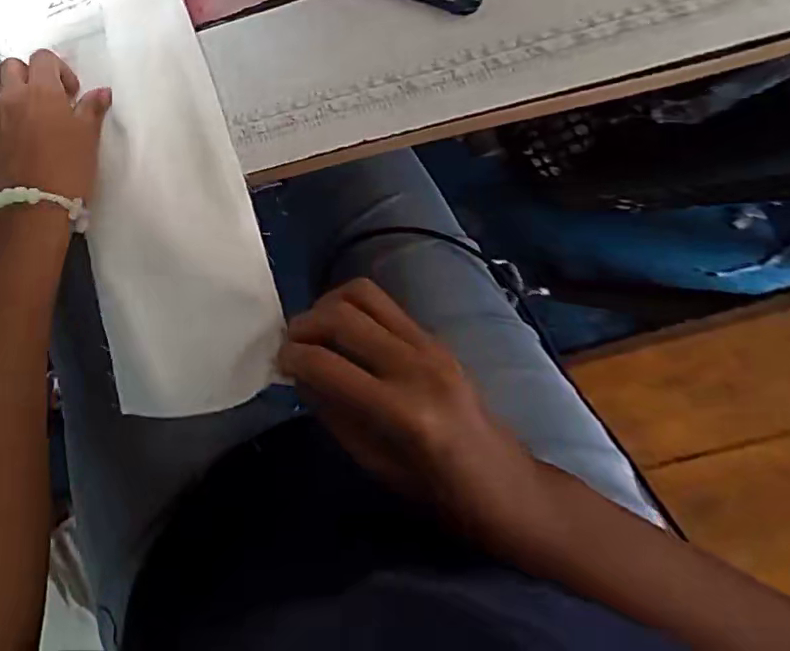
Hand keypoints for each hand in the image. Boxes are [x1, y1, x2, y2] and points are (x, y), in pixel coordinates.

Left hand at [0, 50, 111, 202]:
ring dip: (18, 97)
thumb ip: (92, 109)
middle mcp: (12, 99)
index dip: (59, 70)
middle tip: (50, 98)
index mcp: (39, 91)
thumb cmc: (67, 168)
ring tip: (37, 121)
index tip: (71, 93)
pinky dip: (9, 121)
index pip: (42, 58)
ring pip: (1, 92)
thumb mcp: (88, 137)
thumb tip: (100, 92)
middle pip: (12, 66)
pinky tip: (25, 143)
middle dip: (30, 74)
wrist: (33, 208)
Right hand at [278, 278, 547, 540]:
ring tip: (315, 331)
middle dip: (303, 325)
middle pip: (341, 316)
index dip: (292, 358)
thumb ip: (333, 412)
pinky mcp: (435, 336)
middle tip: (289, 344)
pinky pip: (382, 303)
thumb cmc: (442, 494)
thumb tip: (299, 373)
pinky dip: (351, 307)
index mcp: (404, 411)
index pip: (328, 364)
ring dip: (326, 305)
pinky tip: (343, 330)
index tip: (278, 363)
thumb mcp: (375, 465)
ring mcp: (430, 344)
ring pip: (362, 294)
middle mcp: (417, 366)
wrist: (511, 488)